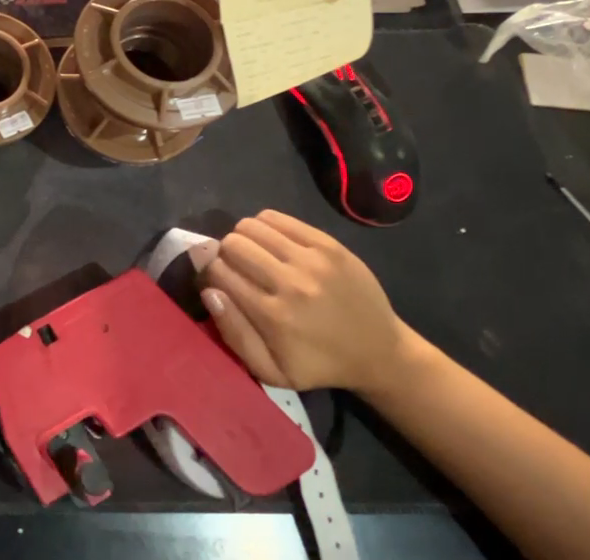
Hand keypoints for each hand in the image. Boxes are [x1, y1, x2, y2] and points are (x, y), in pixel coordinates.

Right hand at [199, 210, 414, 395]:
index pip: (219, 272)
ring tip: (255, 256)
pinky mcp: (328, 245)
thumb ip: (234, 334)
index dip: (211, 273)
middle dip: (225, 254)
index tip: (220, 282)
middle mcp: (291, 283)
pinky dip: (264, 226)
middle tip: (238, 269)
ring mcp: (312, 260)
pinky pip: (276, 217)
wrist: (381, 352)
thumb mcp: (272, 371)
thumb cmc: (319, 365)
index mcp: (273, 316)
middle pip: (232, 244)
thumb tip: (209, 291)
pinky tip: (272, 244)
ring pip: (251, 226)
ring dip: (243, 238)